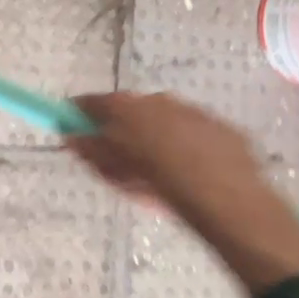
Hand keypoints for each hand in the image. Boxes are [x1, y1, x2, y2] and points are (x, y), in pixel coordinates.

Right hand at [68, 92, 298, 295]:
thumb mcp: (112, 172)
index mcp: (125, 106)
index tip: (74, 129)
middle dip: (122, 129)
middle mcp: (157, 99)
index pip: (90, 102)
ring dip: (157, 137)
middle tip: (121, 160)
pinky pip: (197, 134)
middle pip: (129, 110)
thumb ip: (89, 150)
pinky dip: (190, 146)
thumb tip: (72, 136)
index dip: (78, 115)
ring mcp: (194, 111)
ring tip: (161, 172)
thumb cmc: (157, 183)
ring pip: (165, 120)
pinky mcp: (225, 128)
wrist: (227, 198)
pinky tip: (194, 173)